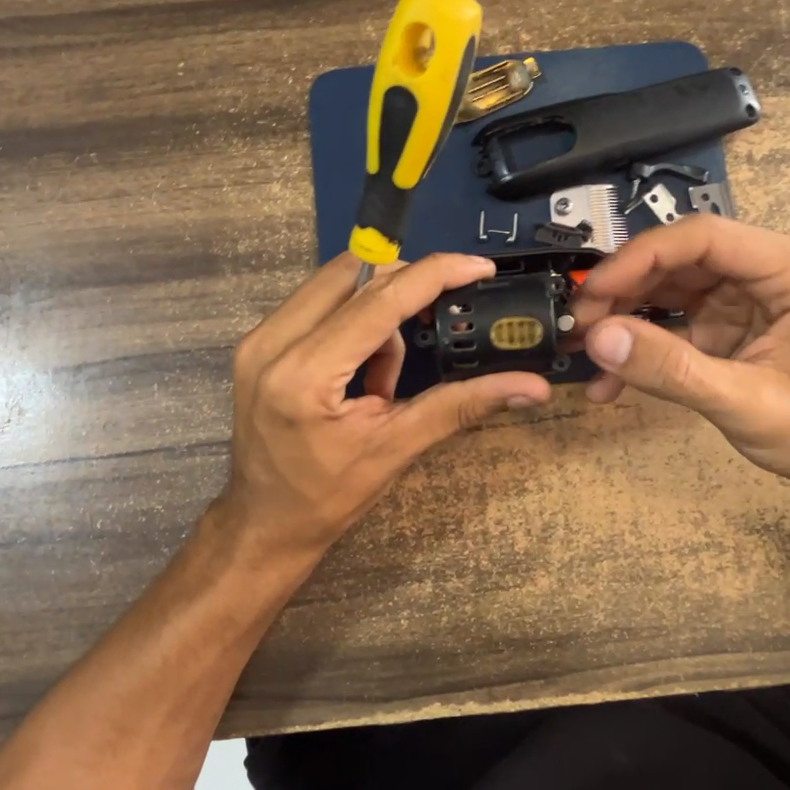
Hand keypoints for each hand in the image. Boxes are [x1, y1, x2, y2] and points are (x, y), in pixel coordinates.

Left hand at [213, 252, 551, 561]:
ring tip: (383, 380)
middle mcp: (272, 344)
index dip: (434, 275)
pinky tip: (358, 371)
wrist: (265, 523)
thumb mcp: (397, 448)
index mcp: (305, 376)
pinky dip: (351, 321)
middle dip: (404, 291)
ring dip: (376, 311)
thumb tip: (534, 386)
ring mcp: (257, 340)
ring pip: (335, 284)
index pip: (379, 301)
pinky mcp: (256, 343)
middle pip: (354, 276)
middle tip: (434, 326)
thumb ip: (461, 404)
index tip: (479, 267)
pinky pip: (316, 302)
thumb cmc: (328, 497)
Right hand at [568, 215, 789, 491]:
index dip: (640, 259)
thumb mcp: (744, 401)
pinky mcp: (730, 328)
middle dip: (624, 292)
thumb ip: (670, 369)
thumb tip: (598, 338)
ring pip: (669, 290)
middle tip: (579, 327)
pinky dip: (642, 349)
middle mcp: (768, 273)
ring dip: (625, 320)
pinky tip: (610, 382)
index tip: (593, 293)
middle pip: (679, 261)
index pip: (703, 239)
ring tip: (585, 352)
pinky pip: (674, 325)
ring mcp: (747, 300)